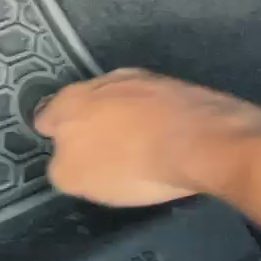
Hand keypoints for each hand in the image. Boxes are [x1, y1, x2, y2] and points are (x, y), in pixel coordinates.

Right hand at [34, 68, 260, 206]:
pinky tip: (172, 145)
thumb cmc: (129, 163)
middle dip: (92, 124)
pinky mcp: (191, 88)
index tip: (68, 155)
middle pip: (88, 106)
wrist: (216, 146)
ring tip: (142, 150)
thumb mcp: (73, 180)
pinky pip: (162, 108)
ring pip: (127, 103)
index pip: (44, 118)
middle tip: (103, 152)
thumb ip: (59, 164)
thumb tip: (69, 157)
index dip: (53, 138)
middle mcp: (104, 82)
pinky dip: (161, 123)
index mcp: (67, 101)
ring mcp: (151, 81)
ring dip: (129, 121)